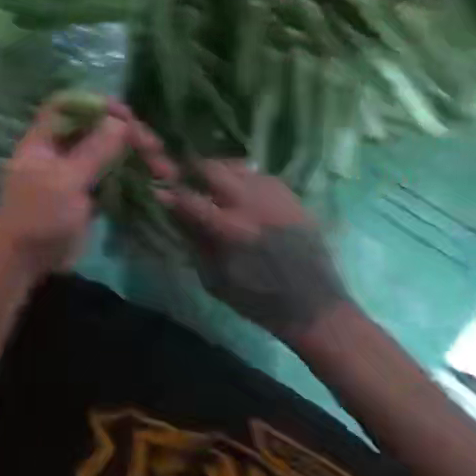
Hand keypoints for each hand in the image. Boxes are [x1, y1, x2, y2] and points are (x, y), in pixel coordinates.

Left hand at [0, 100, 149, 278]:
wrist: (23, 264)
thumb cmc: (38, 216)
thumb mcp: (66, 180)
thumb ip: (94, 150)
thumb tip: (120, 121)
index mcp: (44, 140)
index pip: (69, 106)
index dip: (97, 103)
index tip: (128, 115)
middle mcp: (58, 151)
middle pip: (95, 129)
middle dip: (127, 135)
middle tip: (156, 149)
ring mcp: (72, 174)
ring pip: (107, 155)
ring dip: (136, 159)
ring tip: (165, 172)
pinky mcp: (85, 197)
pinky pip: (112, 179)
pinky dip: (132, 180)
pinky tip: (156, 187)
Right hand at [157, 160, 350, 339]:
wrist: (315, 309)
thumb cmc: (258, 300)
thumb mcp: (214, 278)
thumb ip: (195, 242)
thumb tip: (176, 214)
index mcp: (229, 228)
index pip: (188, 198)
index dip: (170, 192)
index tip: (159, 190)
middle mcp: (251, 205)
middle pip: (213, 169)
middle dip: (193, 169)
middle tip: (184, 176)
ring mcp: (275, 198)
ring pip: (239, 167)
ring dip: (221, 171)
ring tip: (214, 182)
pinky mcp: (293, 200)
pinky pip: (263, 177)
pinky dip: (247, 179)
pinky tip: (244, 191)